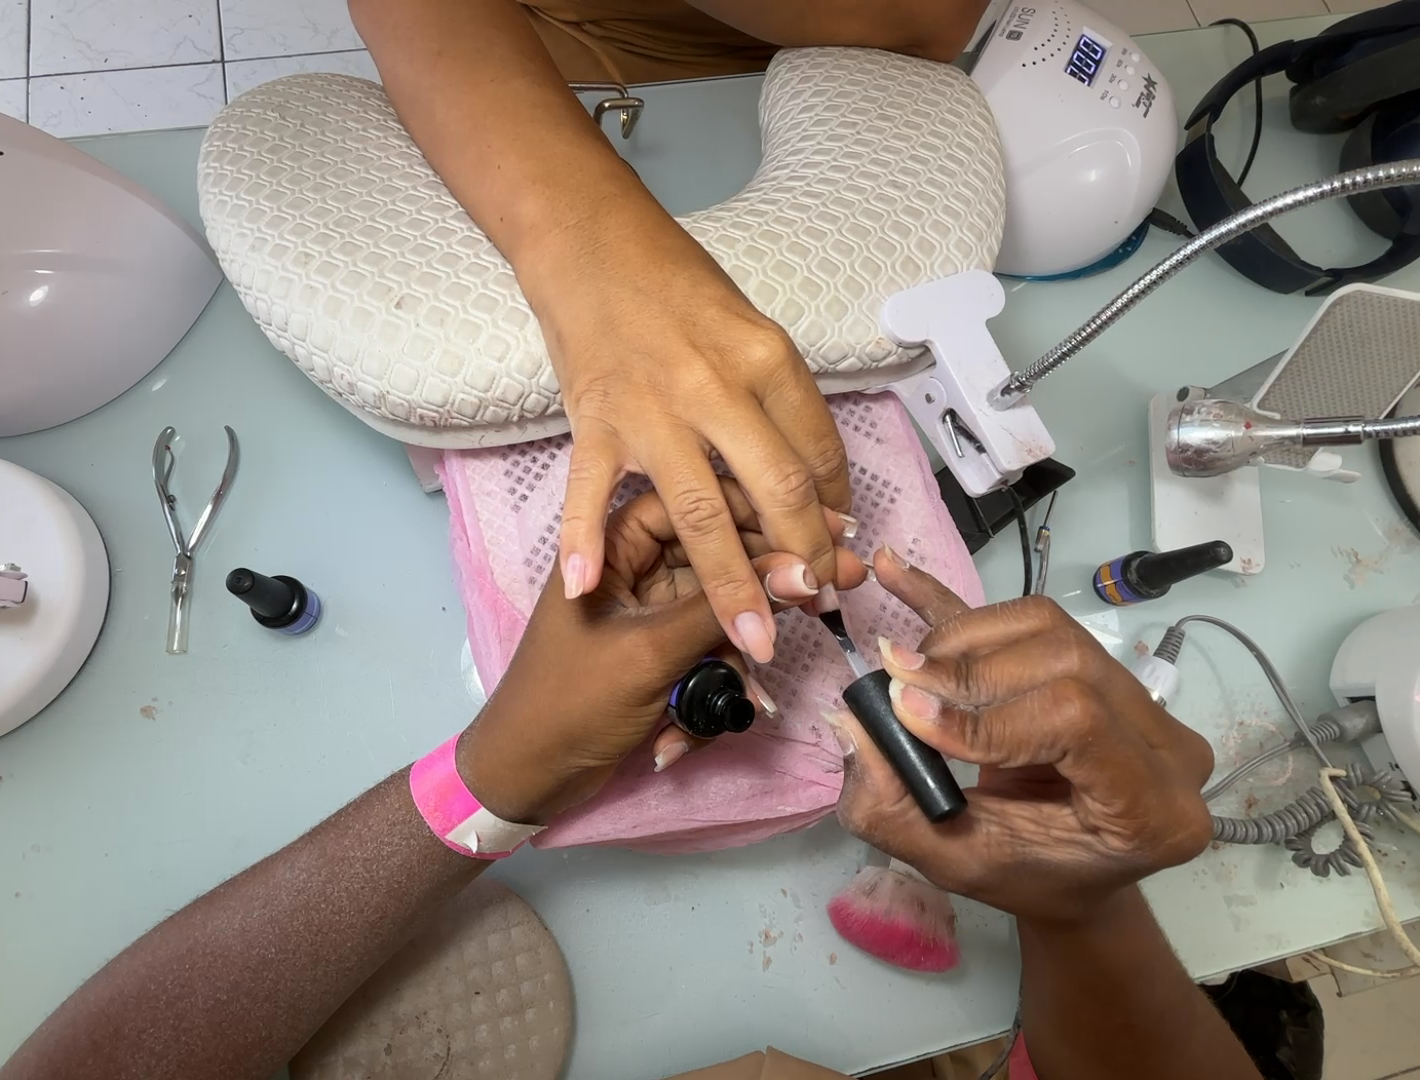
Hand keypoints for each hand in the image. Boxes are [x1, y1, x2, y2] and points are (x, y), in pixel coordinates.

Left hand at [459, 481, 865, 823]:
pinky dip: (710, 681)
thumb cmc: (573, 700)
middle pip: (716, 556)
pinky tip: (708, 718)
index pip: (693, 503)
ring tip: (758, 683)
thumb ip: (724, 608)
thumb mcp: (650, 650)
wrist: (529, 776)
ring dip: (737, 650)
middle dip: (766, 585)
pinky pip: (704, 648)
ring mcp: (649, 611)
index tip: (817, 526)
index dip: (755, 511)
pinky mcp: (660, 649)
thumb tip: (801, 572)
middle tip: (834, 588)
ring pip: (717, 608)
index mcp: (613, 545)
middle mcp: (635, 568)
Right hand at [539, 229, 852, 665]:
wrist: (591, 243)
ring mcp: (652, 410)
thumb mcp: (749, 328)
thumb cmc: (676, 283)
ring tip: (753, 639)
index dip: (835, 511)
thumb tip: (811, 480)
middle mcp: (717, 388)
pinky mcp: (595, 423)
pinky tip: (586, 588)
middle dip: (804, 560)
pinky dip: (582, 541)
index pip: (819, 452)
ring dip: (731, 583)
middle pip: (777, 491)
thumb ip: (779, 401)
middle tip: (816, 607)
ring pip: (701, 511)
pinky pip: (589, 492)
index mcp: (767, 358)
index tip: (837, 547)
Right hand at [828, 547, 1214, 924]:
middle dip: (965, 670)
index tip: (907, 714)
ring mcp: (1133, 694)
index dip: (985, 713)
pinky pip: (1023, 617)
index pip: (1076, 718)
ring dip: (960, 639)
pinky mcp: (1086, 663)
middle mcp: (1162, 739)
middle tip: (897, 687)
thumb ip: (893, 810)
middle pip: (1062, 656)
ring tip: (910, 668)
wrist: (1072, 874)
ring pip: (1043, 624)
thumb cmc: (1025, 880)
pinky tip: (892, 570)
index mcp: (1151, 808)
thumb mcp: (952, 864)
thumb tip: (852, 722)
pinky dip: (949, 598)